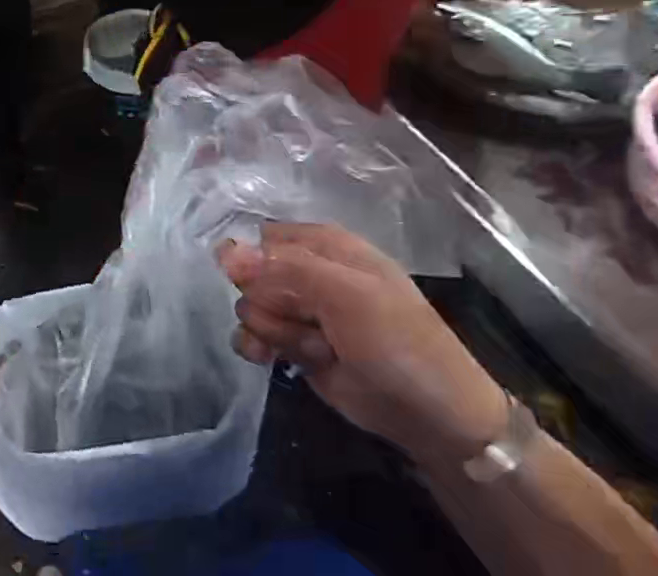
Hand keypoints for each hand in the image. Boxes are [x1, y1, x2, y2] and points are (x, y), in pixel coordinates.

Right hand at [217, 223, 507, 470]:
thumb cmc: (401, 346)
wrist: (435, 420)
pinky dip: (255, 345)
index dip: (259, 262)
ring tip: (314, 348)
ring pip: (248, 305)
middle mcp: (306, 270)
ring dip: (273, 331)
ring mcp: (298, 308)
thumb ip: (284, 268)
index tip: (278, 288)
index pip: (262, 238)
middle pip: (250, 273)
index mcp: (325, 245)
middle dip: (271, 302)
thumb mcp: (348, 296)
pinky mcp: (289, 341)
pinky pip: (247, 332)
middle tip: (310, 322)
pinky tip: (271, 358)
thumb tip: (222, 252)